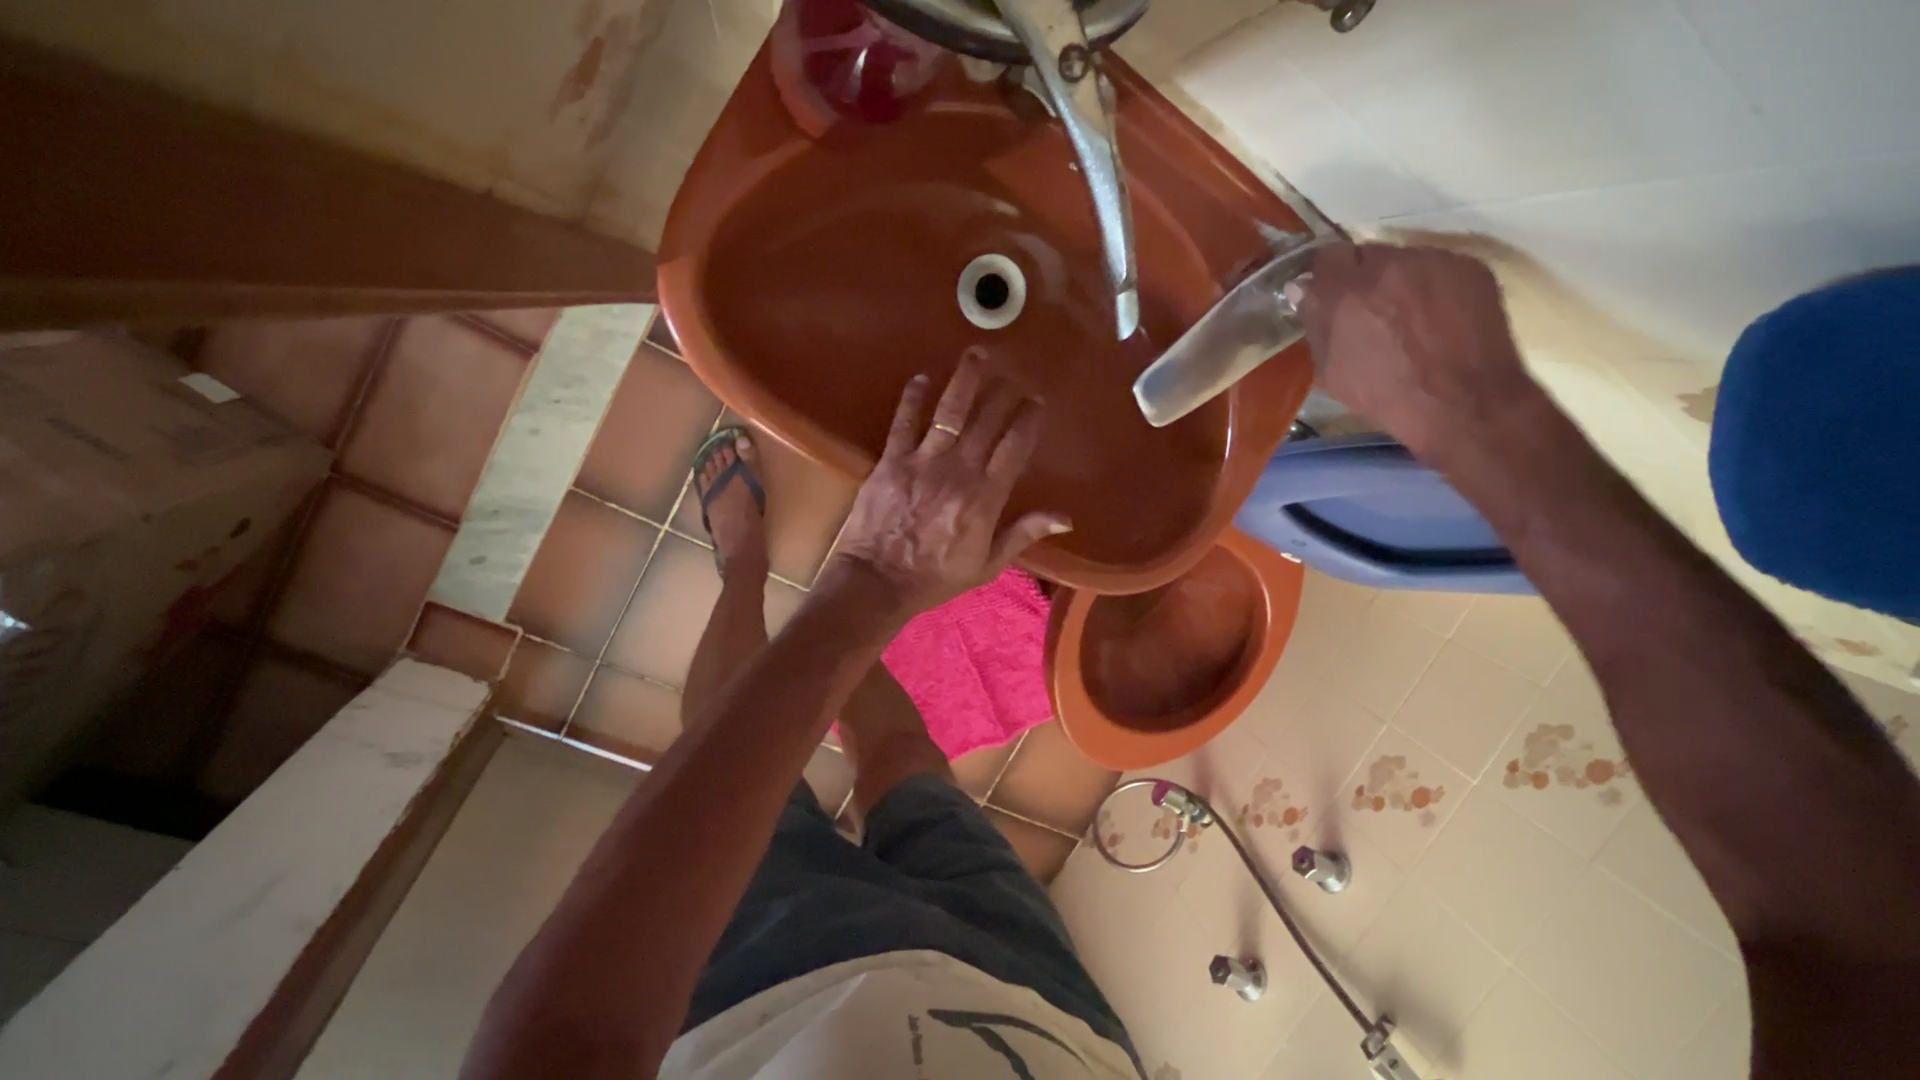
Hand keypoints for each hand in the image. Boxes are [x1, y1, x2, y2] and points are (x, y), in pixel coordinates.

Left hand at [823, 351, 1070, 618]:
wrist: (877, 582)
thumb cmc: (935, 579)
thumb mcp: (987, 565)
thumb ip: (1023, 533)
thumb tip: (1065, 517)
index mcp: (985, 498)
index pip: (1014, 447)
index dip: (1027, 420)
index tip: (1036, 402)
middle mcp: (958, 471)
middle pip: (987, 421)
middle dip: (1003, 394)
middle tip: (1013, 373)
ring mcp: (923, 462)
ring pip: (949, 411)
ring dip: (965, 380)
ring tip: (976, 354)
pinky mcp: (890, 460)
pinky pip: (904, 421)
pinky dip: (914, 397)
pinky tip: (922, 377)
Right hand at [1291, 242, 1545, 459]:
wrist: (1463, 403)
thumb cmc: (1386, 395)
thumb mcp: (1331, 372)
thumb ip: (1314, 324)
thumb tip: (1302, 291)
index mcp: (1346, 290)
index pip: (1326, 256)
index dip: (1327, 276)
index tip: (1330, 295)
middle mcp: (1389, 263)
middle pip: (1367, 254)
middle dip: (1363, 277)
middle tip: (1370, 309)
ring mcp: (1433, 261)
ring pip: (1405, 260)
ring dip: (1399, 280)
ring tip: (1409, 316)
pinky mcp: (1469, 267)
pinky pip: (1439, 268)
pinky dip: (1433, 287)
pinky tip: (1438, 318)